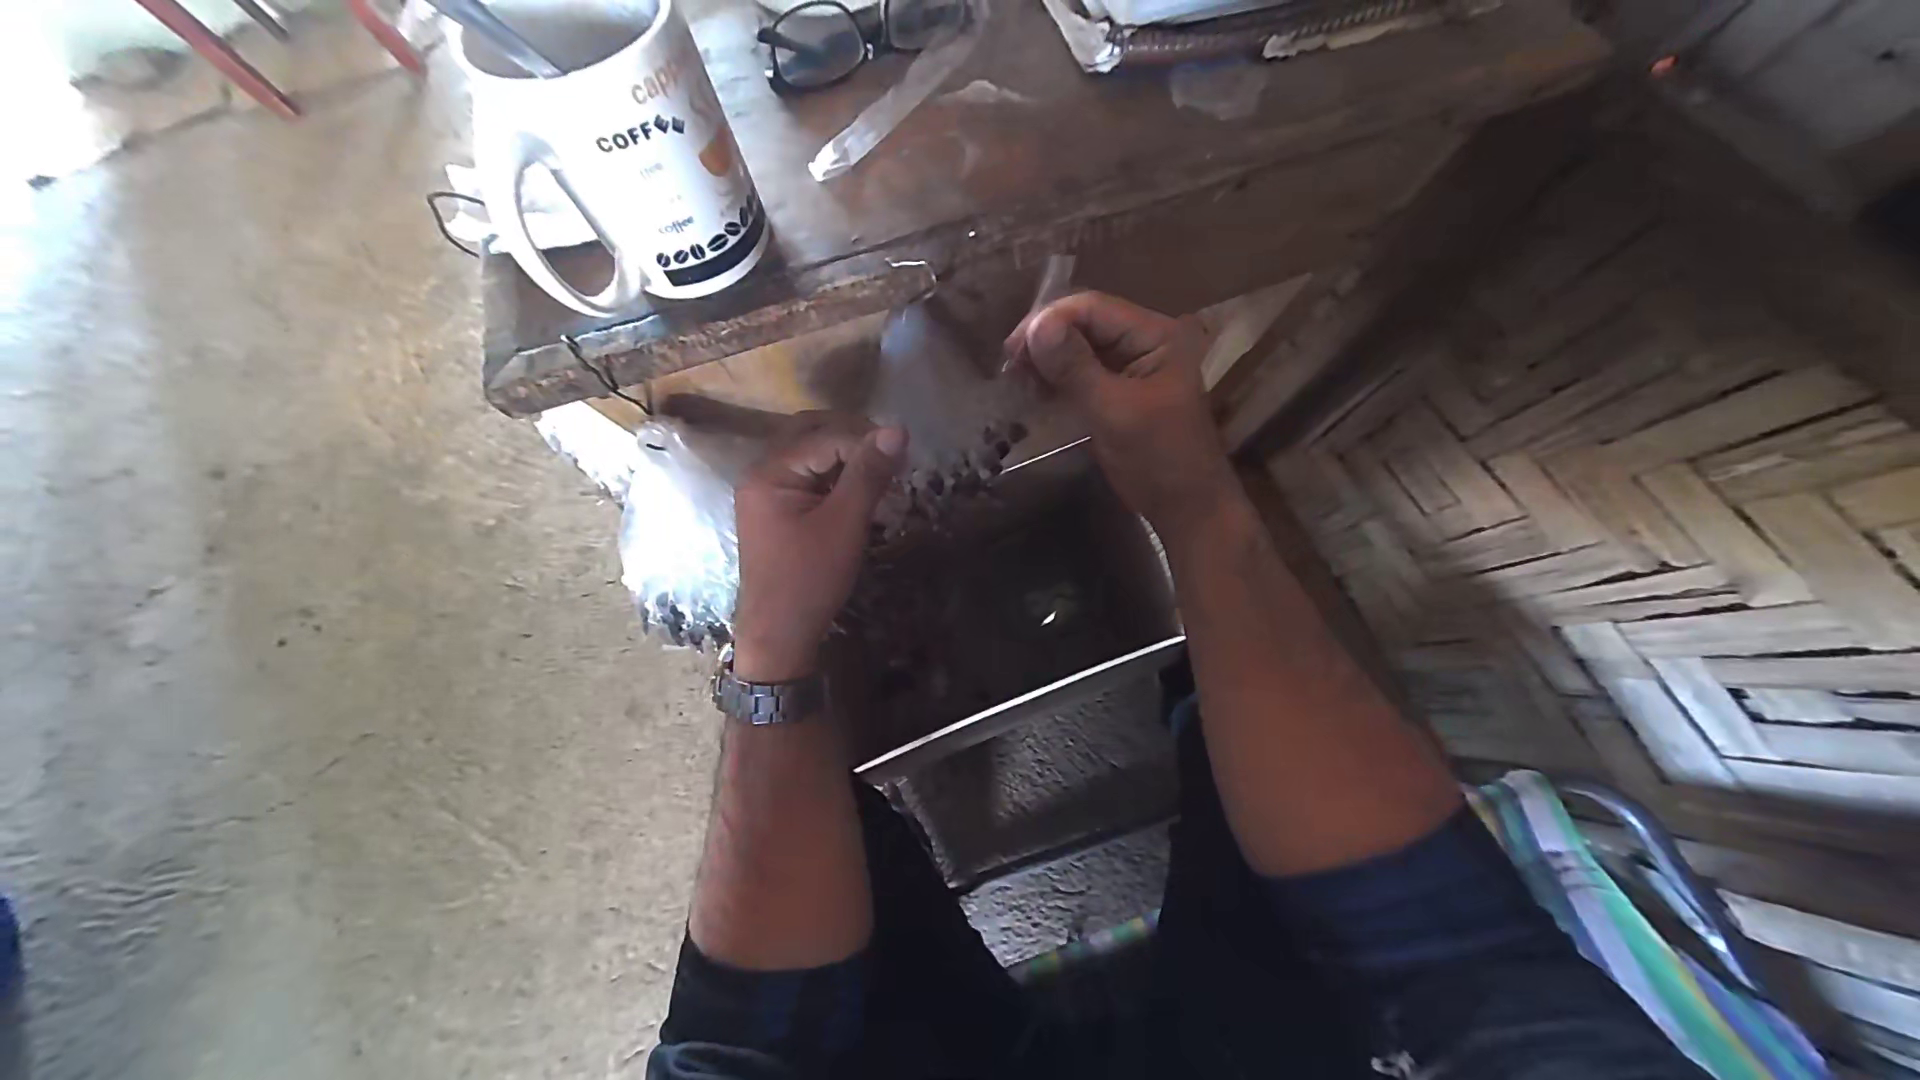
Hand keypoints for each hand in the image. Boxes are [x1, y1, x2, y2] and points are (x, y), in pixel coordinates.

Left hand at [731, 413, 907, 682]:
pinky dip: (835, 477)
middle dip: (852, 437)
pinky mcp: (776, 512)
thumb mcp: (845, 523)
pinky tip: (860, 489)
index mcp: (769, 473)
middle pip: (809, 434)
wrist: (780, 636)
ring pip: (809, 455)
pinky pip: (807, 479)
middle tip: (890, 451)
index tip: (903, 452)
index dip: (865, 439)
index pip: (824, 436)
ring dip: (845, 455)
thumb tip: (897, 430)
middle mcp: (761, 475)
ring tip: (881, 469)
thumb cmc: (810, 579)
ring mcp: (766, 494)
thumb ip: (869, 474)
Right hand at [1005, 292, 1237, 536]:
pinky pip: (1079, 373)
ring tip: (1017, 380)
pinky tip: (1033, 391)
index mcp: (1156, 335)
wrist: (1186, 508)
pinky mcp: (1116, 391)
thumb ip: (1076, 368)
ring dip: (1046, 361)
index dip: (1050, 321)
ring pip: (1077, 348)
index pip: (1094, 309)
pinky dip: (1055, 380)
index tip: (1013, 350)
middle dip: (1044, 341)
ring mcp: (1130, 366)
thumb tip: (1036, 326)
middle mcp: (1143, 341)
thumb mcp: (1115, 412)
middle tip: (1010, 367)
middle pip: (1083, 324)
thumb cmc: (1159, 459)